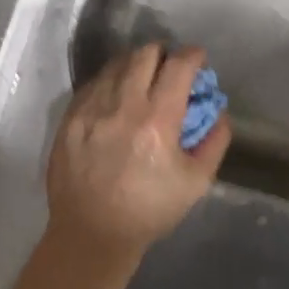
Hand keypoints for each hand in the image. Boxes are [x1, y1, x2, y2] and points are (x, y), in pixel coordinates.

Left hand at [46, 44, 231, 260]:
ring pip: (116, 64)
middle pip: (145, 54)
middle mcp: (122, 106)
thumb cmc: (150, 210)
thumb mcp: (197, 181)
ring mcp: (91, 110)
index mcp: (158, 121)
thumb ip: (215, 141)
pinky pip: (93, 84)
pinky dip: (110, 81)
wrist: (92, 234)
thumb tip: (219, 112)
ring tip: (143, 80)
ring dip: (136, 64)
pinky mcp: (69, 119)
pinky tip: (116, 98)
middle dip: (164, 54)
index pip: (179, 65)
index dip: (193, 55)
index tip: (198, 60)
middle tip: (170, 68)